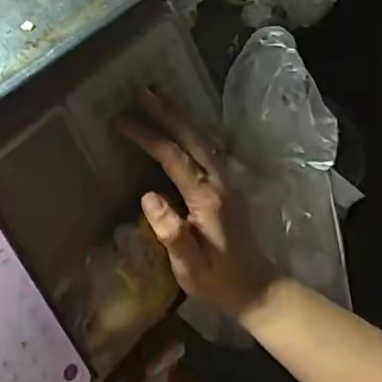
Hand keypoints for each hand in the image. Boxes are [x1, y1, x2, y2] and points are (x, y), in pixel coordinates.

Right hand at [119, 89, 275, 318]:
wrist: (258, 290)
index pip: (174, 157)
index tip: (123, 122)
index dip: (148, 137)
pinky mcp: (229, 185)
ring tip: (159, 97)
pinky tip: (182, 123)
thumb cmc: (219, 281)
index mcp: (207, 198)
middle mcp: (220, 182)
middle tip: (143, 91)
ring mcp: (228, 181)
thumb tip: (148, 198)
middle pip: (192, 137)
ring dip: (181, 116)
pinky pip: (208, 146)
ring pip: (203, 138)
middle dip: (167, 112)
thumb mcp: (190, 267)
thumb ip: (172, 233)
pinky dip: (192, 128)